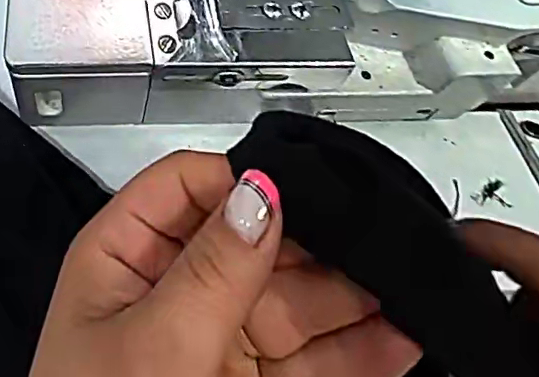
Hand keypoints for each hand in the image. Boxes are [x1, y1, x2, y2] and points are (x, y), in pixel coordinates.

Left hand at [32, 151, 420, 376]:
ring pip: (290, 299)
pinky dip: (355, 350)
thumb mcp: (156, 345)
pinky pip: (307, 358)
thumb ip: (213, 268)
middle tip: (382, 234)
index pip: (187, 184)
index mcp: (128, 253)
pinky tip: (399, 339)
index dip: (241, 179)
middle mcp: (174, 285)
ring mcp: (215, 338)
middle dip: (314, 238)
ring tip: (409, 282)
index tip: (305, 186)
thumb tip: (260, 186)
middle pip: (250, 239)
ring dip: (349, 293)